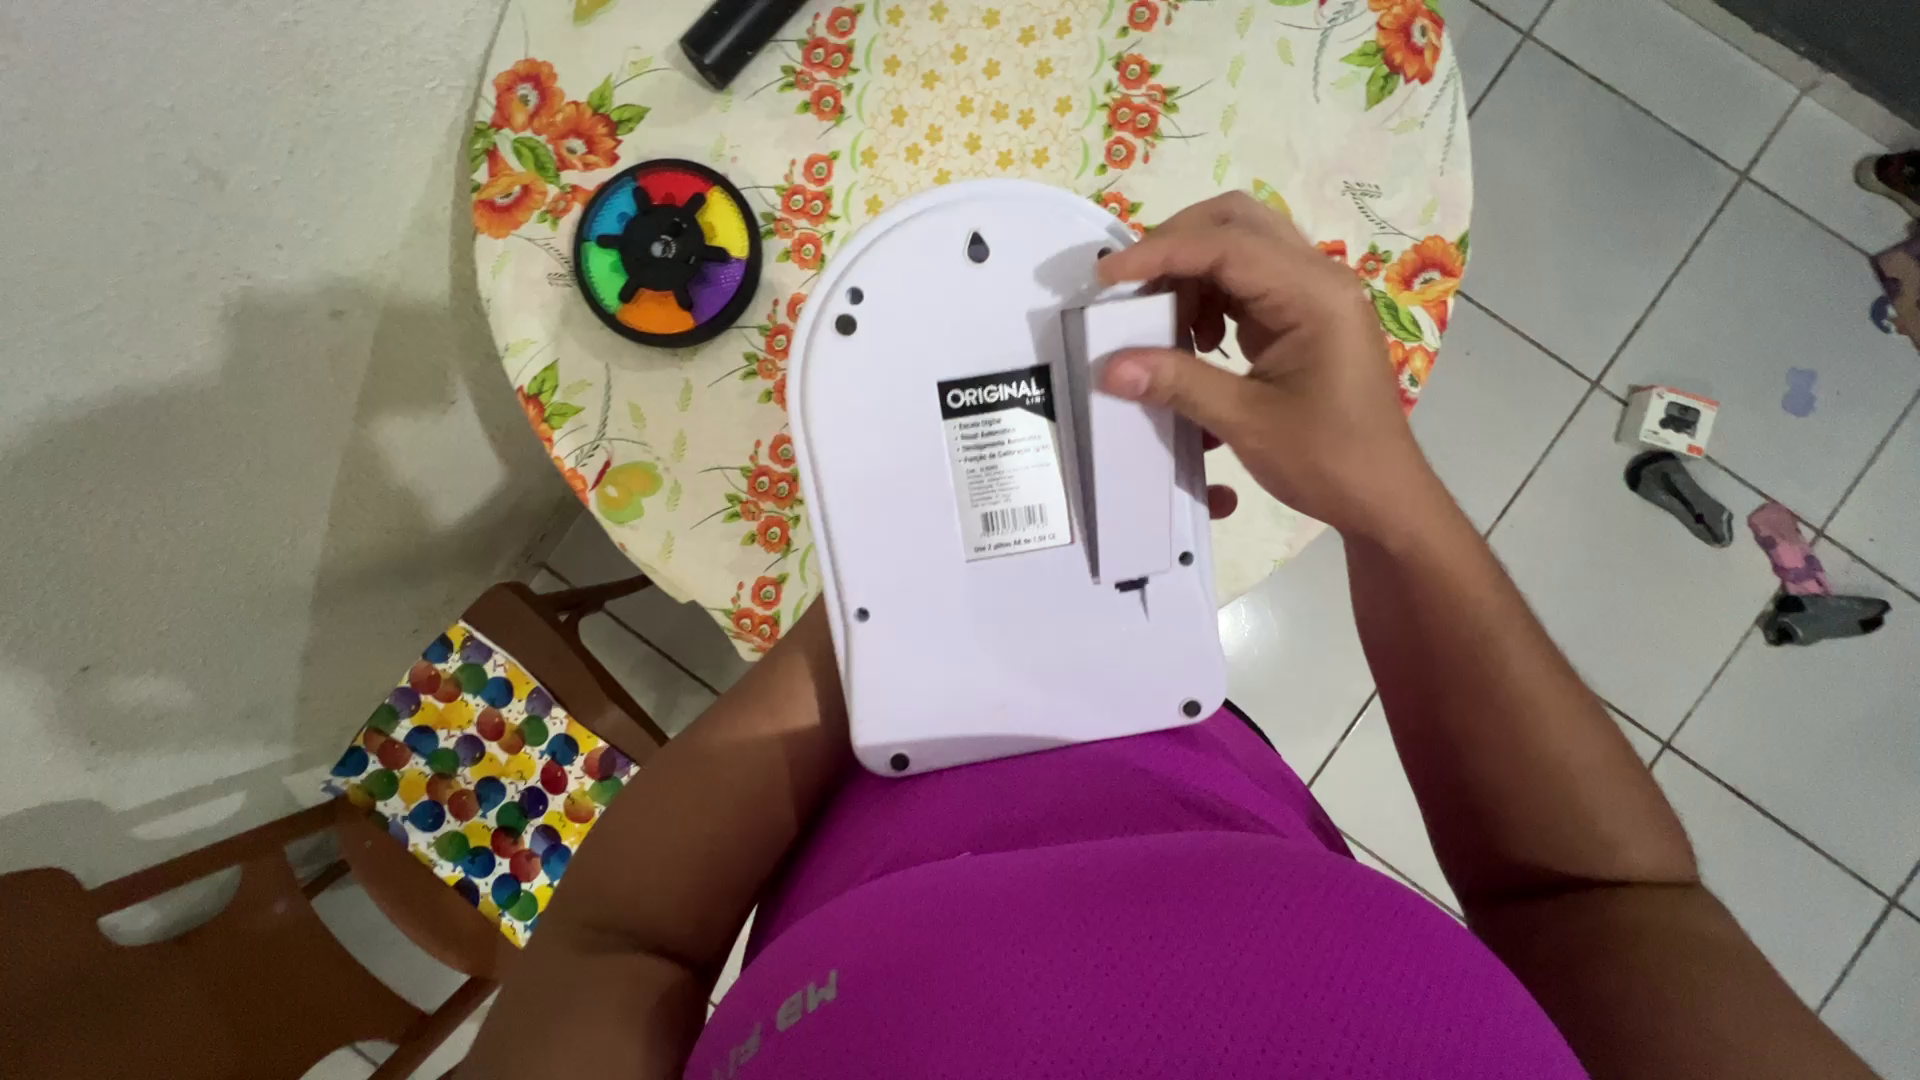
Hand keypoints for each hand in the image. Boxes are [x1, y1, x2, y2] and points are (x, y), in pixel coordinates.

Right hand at [1097, 192, 1442, 540]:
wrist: (1381, 495)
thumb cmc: (1327, 460)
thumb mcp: (1246, 422)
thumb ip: (1178, 384)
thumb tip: (1109, 367)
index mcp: (1313, 294)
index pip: (1226, 245)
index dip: (1159, 252)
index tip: (1107, 277)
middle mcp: (1317, 279)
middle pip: (1237, 222)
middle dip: (1175, 245)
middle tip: (1131, 286)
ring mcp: (1311, 296)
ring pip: (1239, 249)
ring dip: (1190, 275)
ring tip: (1163, 326)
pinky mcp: (1301, 318)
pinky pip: (1245, 284)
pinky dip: (1208, 299)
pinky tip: (1196, 342)